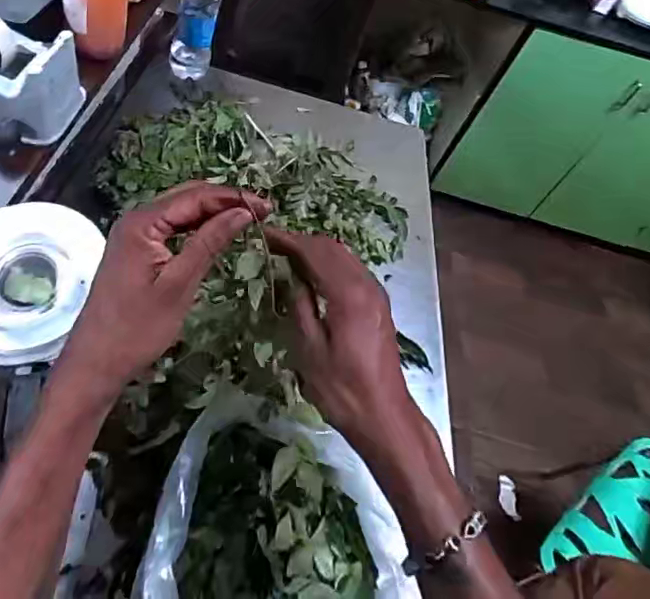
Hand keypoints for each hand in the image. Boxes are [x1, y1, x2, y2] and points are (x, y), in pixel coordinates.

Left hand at [56, 183, 268, 393]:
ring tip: (247, 218)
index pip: (196, 196)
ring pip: (181, 210)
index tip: (267, 206)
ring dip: (213, 211)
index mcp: (143, 222)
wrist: (94, 364)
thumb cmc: (136, 328)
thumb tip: (243, 212)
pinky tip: (218, 232)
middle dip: (226, 200)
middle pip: (188, 196)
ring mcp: (134, 233)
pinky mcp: (136, 248)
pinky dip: (198, 225)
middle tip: (262, 211)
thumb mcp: (179, 284)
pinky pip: (173, 226)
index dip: (233, 198)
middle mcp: (136, 218)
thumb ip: (210, 242)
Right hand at [264, 225, 417, 451]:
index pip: (315, 252)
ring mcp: (376, 293)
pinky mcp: (378, 303)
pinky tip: (312, 275)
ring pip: (343, 256)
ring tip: (287, 257)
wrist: (385, 415)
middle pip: (331, 248)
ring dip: (316, 250)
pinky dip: (329, 263)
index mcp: (349, 294)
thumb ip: (300, 308)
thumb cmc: (343, 390)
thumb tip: (292, 278)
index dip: (288, 240)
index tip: (265, 235)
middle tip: (272, 245)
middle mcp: (366, 285)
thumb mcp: (310, 352)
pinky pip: (351, 269)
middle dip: (301, 241)